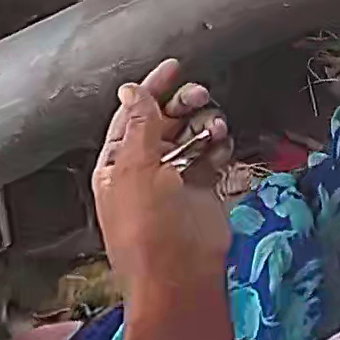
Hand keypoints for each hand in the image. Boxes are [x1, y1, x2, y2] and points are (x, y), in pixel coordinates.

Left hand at [93, 59, 233, 303]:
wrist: (183, 272)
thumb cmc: (150, 227)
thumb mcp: (137, 168)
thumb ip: (138, 124)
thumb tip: (129, 90)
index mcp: (118, 161)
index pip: (133, 113)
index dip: (152, 87)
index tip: (174, 67)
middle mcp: (146, 164)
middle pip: (168, 117)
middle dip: (185, 103)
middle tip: (199, 97)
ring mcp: (177, 174)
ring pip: (195, 130)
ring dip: (207, 124)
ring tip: (214, 132)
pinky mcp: (203, 183)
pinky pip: (214, 150)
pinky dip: (220, 145)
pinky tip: (221, 149)